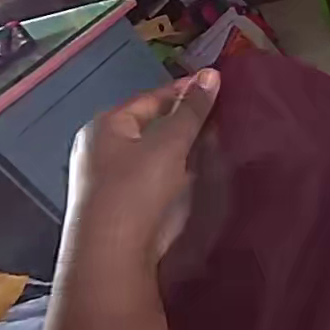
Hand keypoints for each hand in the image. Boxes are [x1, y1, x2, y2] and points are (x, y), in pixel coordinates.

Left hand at [65, 69, 220, 288]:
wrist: (114, 257)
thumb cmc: (137, 189)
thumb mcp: (170, 143)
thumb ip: (193, 109)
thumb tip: (212, 73)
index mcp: (106, 126)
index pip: (151, 98)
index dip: (185, 91)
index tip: (218, 87)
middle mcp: (104, 148)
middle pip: (153, 124)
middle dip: (187, 120)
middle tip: (225, 113)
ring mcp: (113, 178)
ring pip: (158, 152)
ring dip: (186, 147)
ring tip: (222, 138)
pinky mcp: (127, 204)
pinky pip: (159, 175)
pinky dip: (181, 169)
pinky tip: (205, 169)